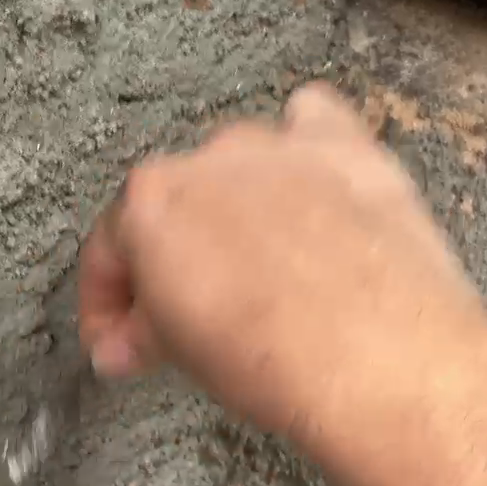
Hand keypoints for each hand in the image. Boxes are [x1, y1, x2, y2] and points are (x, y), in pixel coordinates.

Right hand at [77, 83, 486, 465]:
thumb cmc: (270, 355)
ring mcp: (275, 150)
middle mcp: (202, 161)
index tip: (116, 334)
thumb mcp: (175, 351)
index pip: (106, 249)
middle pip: (168, 207)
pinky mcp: (344, 151)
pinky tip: (304, 176)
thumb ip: (138, 330)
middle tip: (177, 314)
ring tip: (251, 266)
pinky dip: (302, 144)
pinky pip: (311, 123)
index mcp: (146, 200)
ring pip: (232, 166)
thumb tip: (128, 340)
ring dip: (229, 207)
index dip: (104, 301)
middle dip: (166, 259)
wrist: (382, 362)